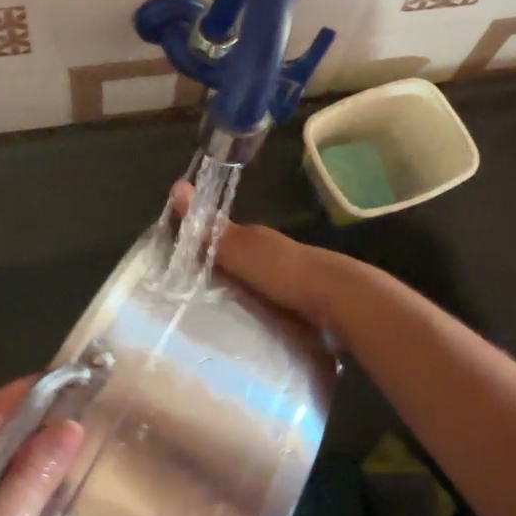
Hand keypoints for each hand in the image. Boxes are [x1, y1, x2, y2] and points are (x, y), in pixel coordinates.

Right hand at [168, 181, 360, 325]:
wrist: (338, 298)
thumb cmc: (282, 269)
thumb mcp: (239, 248)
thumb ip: (209, 229)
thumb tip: (177, 186)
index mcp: (256, 238)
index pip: (221, 237)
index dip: (200, 247)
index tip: (177, 266)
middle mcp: (272, 255)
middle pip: (238, 262)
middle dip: (218, 275)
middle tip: (189, 298)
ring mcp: (288, 282)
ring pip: (254, 286)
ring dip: (239, 296)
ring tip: (213, 318)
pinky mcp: (298, 309)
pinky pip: (268, 308)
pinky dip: (256, 313)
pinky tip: (244, 329)